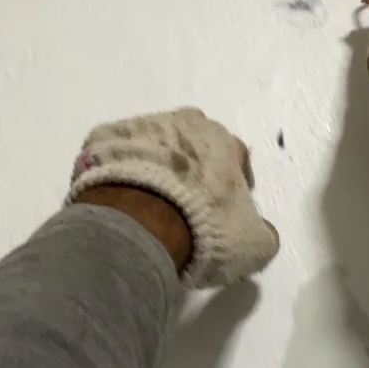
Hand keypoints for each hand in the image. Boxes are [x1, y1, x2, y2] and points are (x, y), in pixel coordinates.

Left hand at [68, 108, 279, 288]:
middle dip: (193, 166)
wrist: (138, 221)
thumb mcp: (253, 244)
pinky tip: (120, 194)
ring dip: (155, 164)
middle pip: (193, 142)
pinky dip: (119, 167)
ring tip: (149, 199)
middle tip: (186, 201)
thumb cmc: (203, 228)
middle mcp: (182, 123)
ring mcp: (140, 126)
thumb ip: (263, 232)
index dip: (235, 181)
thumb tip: (261, 229)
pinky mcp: (105, 136)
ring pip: (154, 143)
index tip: (226, 207)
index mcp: (222, 140)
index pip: (235, 154)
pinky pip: (117, 150)